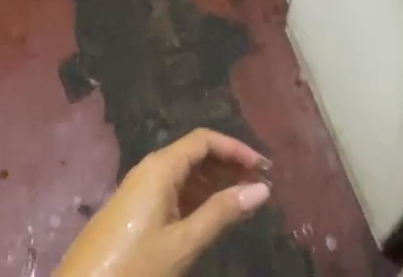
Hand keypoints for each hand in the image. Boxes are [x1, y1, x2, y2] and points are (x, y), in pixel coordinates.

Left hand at [55, 128, 272, 276]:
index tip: (265, 167)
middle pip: (196, 153)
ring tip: (248, 198)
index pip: (204, 140)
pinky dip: (201, 196)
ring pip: (187, 172)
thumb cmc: (137, 263)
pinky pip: (177, 189)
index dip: (236, 148)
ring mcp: (144, 187)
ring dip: (218, 181)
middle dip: (230, 163)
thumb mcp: (184, 241)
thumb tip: (261, 188)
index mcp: (161, 166)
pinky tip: (219, 212)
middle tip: (262, 183)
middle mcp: (151, 168)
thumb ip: (222, 213)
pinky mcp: (140, 207)